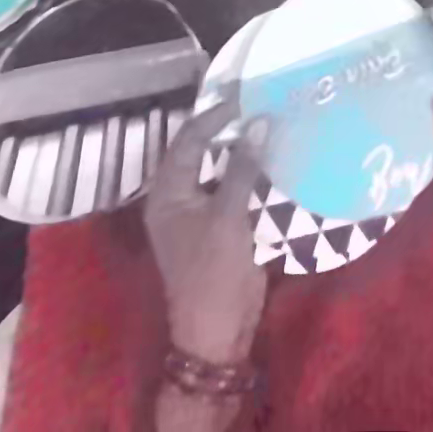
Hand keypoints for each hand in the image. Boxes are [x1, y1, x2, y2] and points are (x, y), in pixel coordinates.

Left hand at [144, 100, 266, 363]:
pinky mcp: (214, 224)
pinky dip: (243, 169)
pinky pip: (226, 185)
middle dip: (222, 127)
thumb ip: (243, 167)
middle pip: (197, 150)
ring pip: (213, 166)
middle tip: (252, 103)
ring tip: (261, 121)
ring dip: (235, 147)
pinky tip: (265, 157)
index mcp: (166, 193)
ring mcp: (194, 212)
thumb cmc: (214, 273)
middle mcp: (175, 197)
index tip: (243, 98)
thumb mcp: (228, 217)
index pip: (188, 141)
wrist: (218, 333)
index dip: (214, 116)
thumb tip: (260, 122)